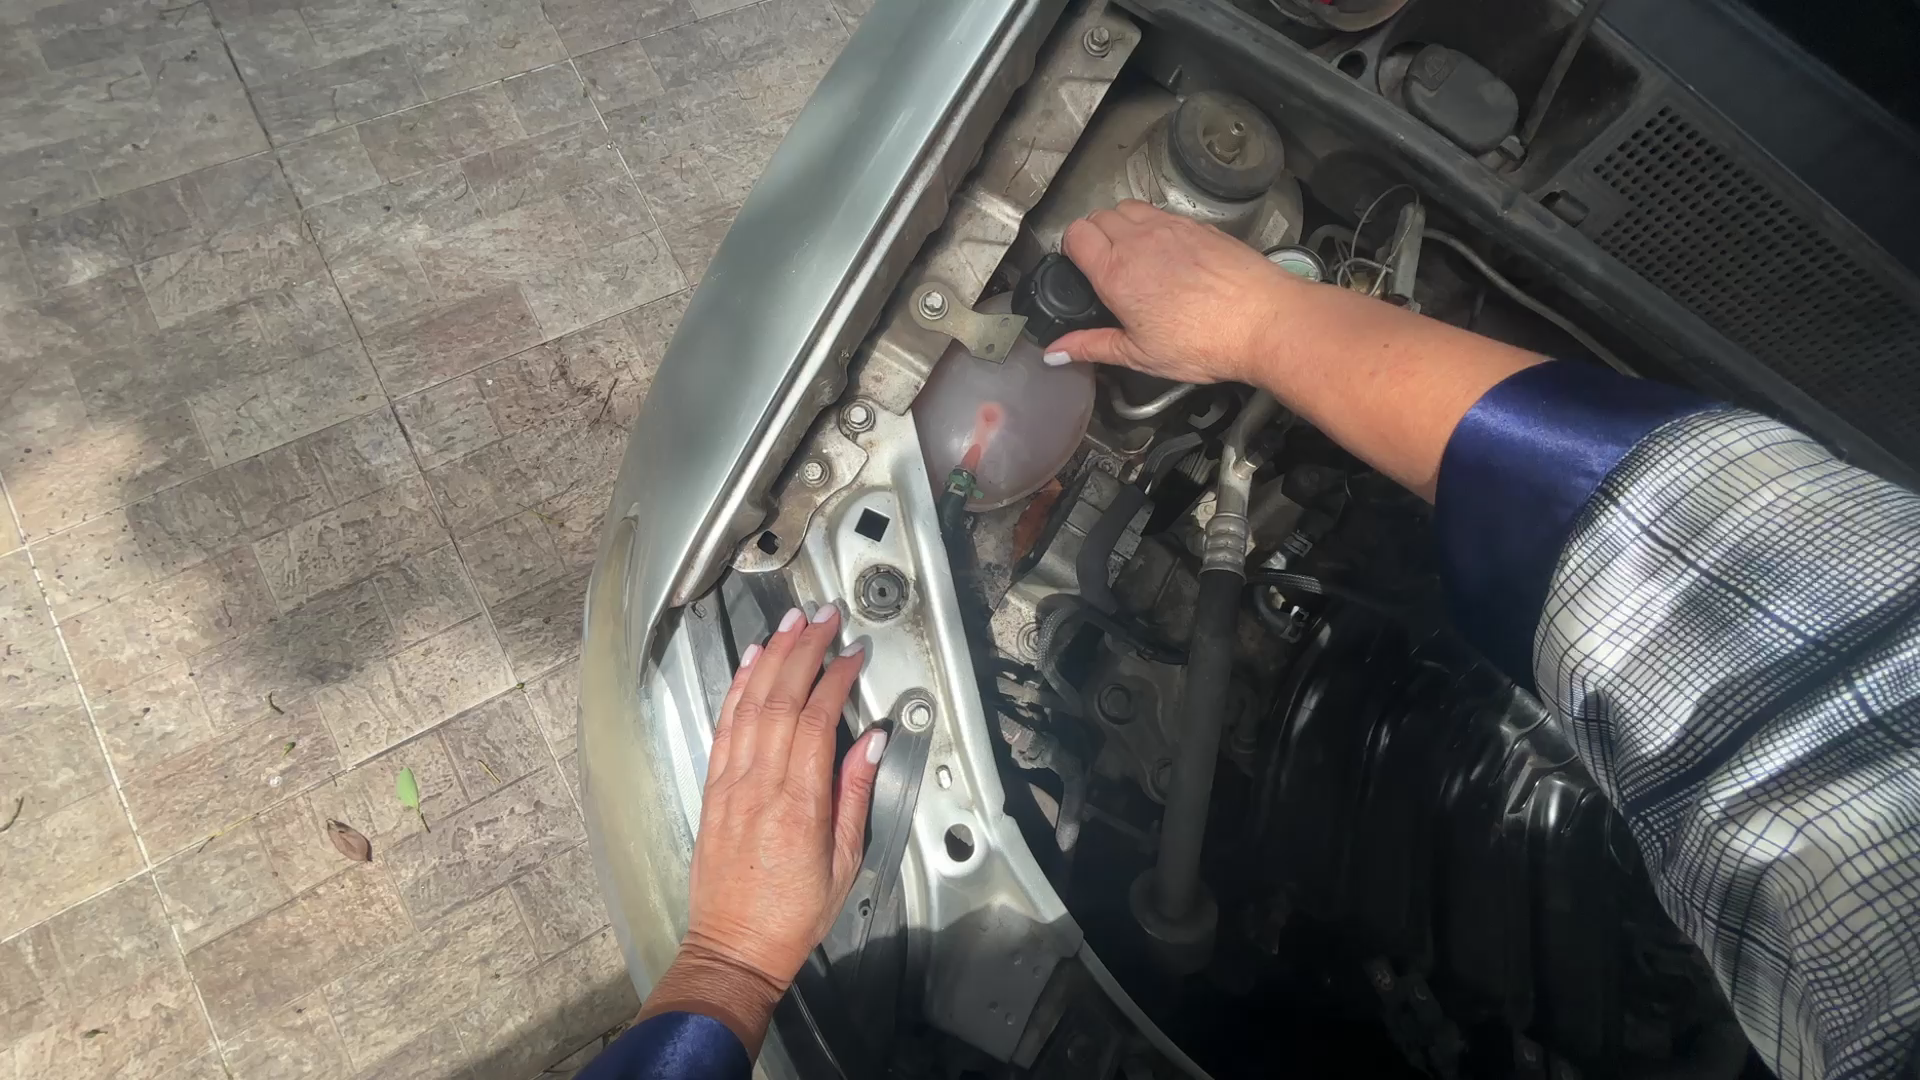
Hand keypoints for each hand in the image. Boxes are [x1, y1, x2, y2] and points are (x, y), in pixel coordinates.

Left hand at [637, 603, 885, 1052]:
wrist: (732, 947)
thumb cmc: (794, 911)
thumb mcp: (845, 861)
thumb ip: (856, 794)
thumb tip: (871, 740)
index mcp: (798, 803)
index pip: (817, 720)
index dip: (836, 679)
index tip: (853, 654)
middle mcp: (759, 784)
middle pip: (781, 698)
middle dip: (804, 650)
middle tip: (823, 616)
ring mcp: (730, 781)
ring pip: (750, 703)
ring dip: (771, 657)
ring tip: (790, 622)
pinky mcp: (713, 785)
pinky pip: (725, 725)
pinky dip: (738, 687)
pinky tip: (750, 662)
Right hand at [1047, 200, 1301, 384]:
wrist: (1263, 321)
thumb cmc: (1202, 342)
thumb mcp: (1138, 354)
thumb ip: (1091, 347)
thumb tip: (1055, 353)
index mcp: (1116, 272)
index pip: (1076, 234)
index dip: (1070, 249)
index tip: (1077, 269)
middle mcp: (1139, 241)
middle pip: (1099, 216)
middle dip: (1093, 236)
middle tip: (1101, 266)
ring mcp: (1171, 228)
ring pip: (1128, 207)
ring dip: (1120, 225)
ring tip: (1130, 256)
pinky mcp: (1198, 226)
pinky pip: (1161, 212)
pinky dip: (1151, 226)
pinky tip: (1164, 255)